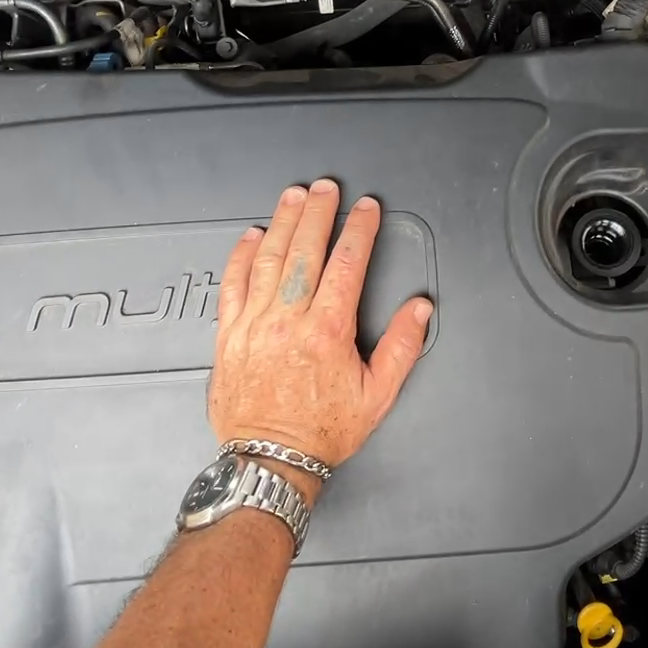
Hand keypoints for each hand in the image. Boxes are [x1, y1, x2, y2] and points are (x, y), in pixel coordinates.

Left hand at [209, 179, 433, 489]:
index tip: (366, 209)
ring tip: (294, 196)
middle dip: (319, 213)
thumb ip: (402, 347)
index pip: (346, 264)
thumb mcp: (378, 395)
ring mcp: (254, 325)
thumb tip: (419, 309)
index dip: (358, 230)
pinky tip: (252, 235)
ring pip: (269, 260)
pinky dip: (241, 256)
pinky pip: (232, 285)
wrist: (269, 461)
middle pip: (305, 251)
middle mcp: (288, 321)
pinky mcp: (229, 335)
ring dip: (284, 222)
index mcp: (327, 331)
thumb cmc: (323, 430)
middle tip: (327, 187)